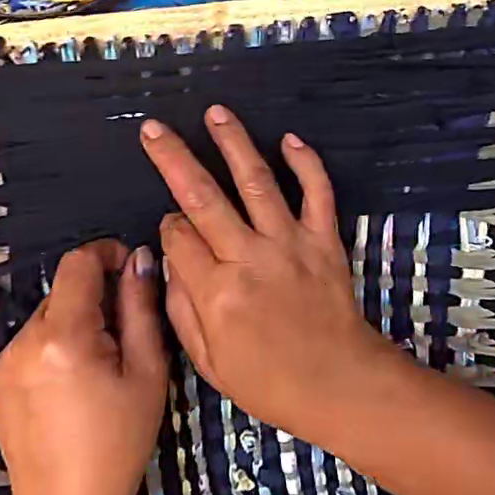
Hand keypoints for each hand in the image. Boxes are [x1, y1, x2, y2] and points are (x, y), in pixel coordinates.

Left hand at [0, 239, 167, 494]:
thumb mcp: (147, 370)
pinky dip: (55, 345)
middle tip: (126, 333)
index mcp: (62, 336)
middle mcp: (22, 342)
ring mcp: (2, 363)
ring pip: (49, 316)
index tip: (132, 272)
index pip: (78, 262)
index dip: (108, 253)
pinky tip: (73, 382)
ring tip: (101, 362)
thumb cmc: (119, 441)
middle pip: (64, 290)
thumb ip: (141, 306)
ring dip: (77, 321)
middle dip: (97, 297)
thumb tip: (138, 259)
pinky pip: (32, 342)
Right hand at [140, 105, 399, 434]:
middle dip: (175, 159)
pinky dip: (306, 163)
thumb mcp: (209, 362)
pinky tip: (289, 139)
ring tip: (216, 112)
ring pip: (257, 182)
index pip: (178, 237)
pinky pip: (317, 192)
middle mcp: (250, 257)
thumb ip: (181, 308)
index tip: (170, 225)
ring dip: (234, 143)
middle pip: (204, 197)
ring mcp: (290, 242)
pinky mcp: (324, 238)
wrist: (338, 382)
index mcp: (216, 292)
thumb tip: (168, 259)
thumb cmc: (269, 381)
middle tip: (156, 128)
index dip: (167, 225)